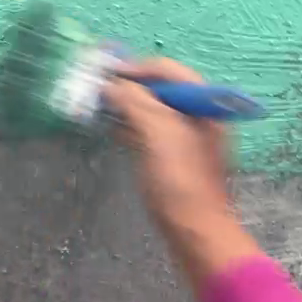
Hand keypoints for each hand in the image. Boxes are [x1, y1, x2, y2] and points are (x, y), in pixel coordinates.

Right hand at [105, 59, 262, 288]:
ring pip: (153, 110)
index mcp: (203, 104)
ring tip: (99, 106)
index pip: (167, 71)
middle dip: (128, 86)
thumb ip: (135, 102)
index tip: (103, 74)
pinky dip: (130, 125)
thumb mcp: (157, 134)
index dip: (134, 68)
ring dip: (126, 105)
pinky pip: (150, 131)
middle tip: (98, 88)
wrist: (196, 232)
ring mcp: (188, 138)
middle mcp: (199, 116)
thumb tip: (110, 84)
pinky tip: (112, 128)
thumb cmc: (179, 182)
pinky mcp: (175, 158)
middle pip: (161, 89)